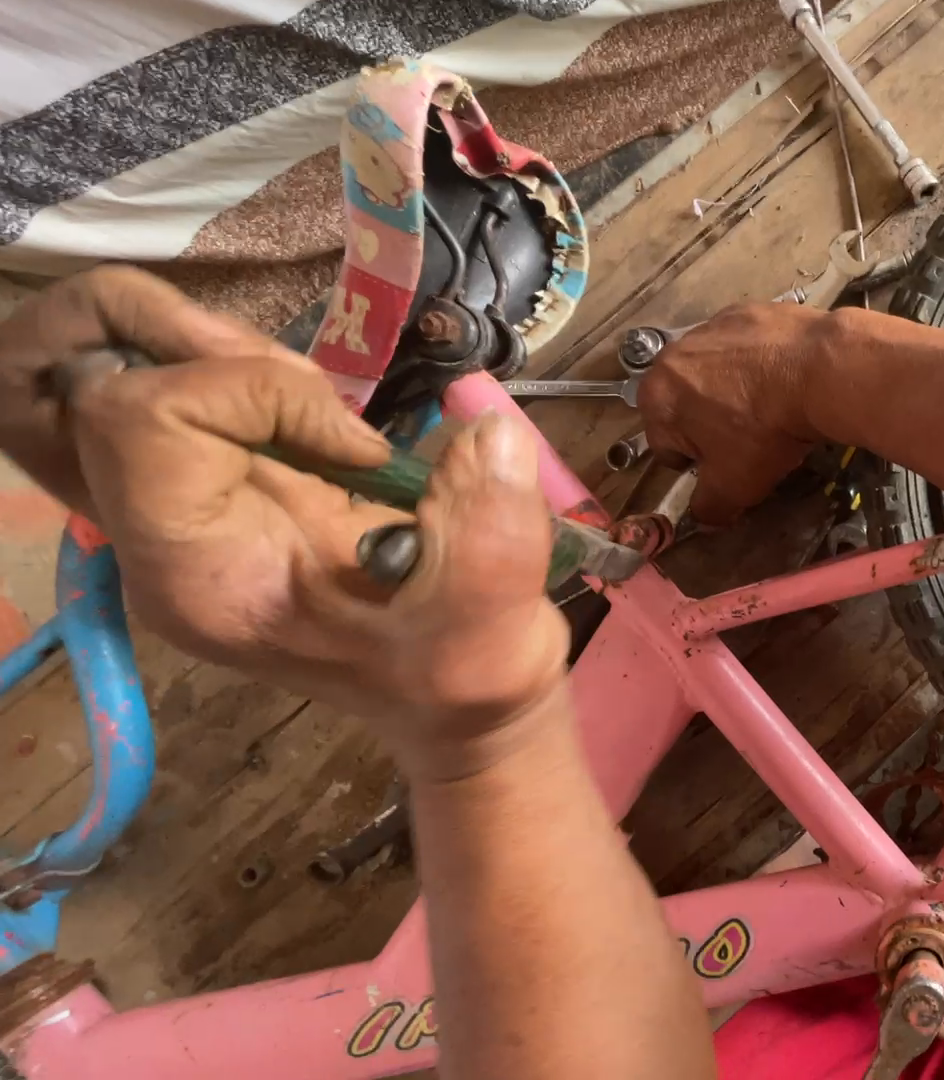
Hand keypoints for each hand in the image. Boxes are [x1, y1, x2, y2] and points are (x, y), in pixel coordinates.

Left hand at [3, 268, 568, 781]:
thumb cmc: (468, 676)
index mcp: (202, 571)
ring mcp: (190, 512)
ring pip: (115, 376)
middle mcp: (164, 535)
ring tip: (320, 401)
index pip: (142, 421)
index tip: (367, 448)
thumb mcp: (494, 615)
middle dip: (189, 345)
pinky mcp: (232, 494)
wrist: (463, 700)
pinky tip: (324, 417)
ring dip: (220, 355)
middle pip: (71, 384)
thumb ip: (493, 525)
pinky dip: (247, 378)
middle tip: (306, 386)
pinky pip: (180, 397)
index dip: (261, 396)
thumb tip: (491, 431)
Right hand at [636, 302, 827, 522]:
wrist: (820, 371)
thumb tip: (704, 519)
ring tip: (777, 407)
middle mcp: (674, 353)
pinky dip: (765, 362)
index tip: (731, 468)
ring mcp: (713, 325)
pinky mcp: (751, 309)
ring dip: (738, 391)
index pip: (666, 447)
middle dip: (715, 424)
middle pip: (689, 404)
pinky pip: (751, 347)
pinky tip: (791, 377)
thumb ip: (710, 507)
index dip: (699, 466)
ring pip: (719, 372)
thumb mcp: (735, 485)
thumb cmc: (765, 432)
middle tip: (755, 439)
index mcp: (658, 397)